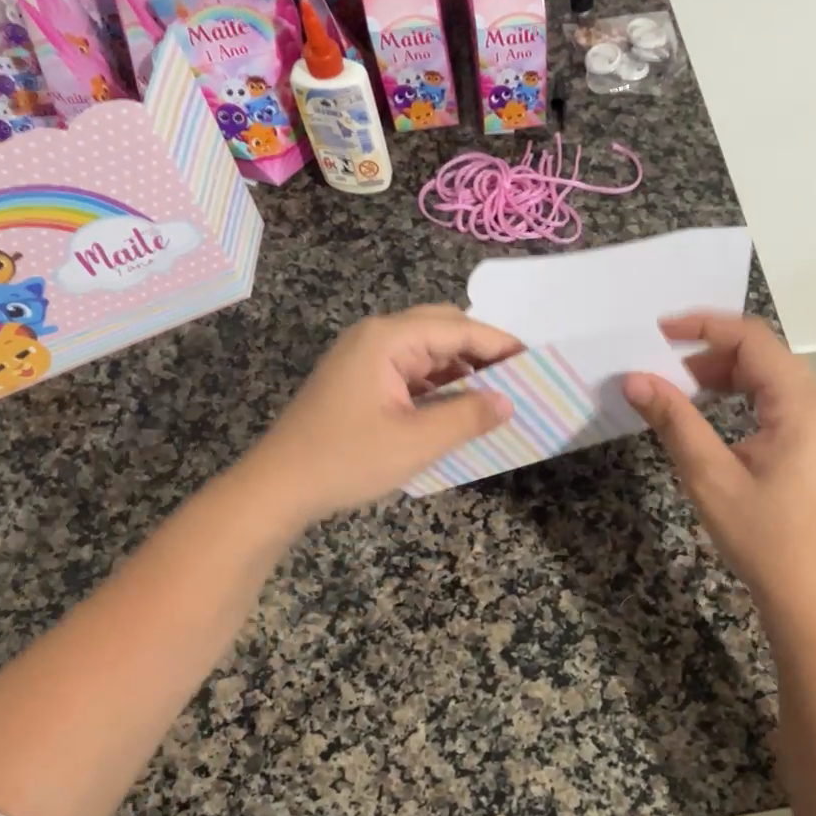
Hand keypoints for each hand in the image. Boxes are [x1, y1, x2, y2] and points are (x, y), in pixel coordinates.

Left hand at [248, 305, 520, 522]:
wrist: (279, 487)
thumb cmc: (346, 460)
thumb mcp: (416, 442)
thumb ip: (468, 417)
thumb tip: (507, 402)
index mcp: (387, 339)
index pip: (457, 328)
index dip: (499, 343)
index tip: (535, 362)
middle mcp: (375, 339)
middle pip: (441, 330)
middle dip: (481, 352)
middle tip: (516, 380)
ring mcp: (364, 360)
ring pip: (426, 353)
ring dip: (460, 371)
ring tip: (494, 398)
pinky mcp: (359, 383)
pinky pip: (410, 373)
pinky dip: (438, 387)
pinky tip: (457, 410)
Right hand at [623, 311, 815, 606]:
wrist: (807, 591)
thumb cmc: (762, 537)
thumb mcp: (710, 476)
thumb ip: (674, 421)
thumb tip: (634, 380)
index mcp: (802, 402)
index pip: (751, 339)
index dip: (702, 327)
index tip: (657, 333)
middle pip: (761, 355)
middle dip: (707, 355)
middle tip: (659, 369)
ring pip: (767, 378)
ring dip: (721, 377)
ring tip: (676, 393)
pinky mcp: (815, 443)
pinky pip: (775, 401)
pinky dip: (738, 398)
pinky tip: (707, 415)